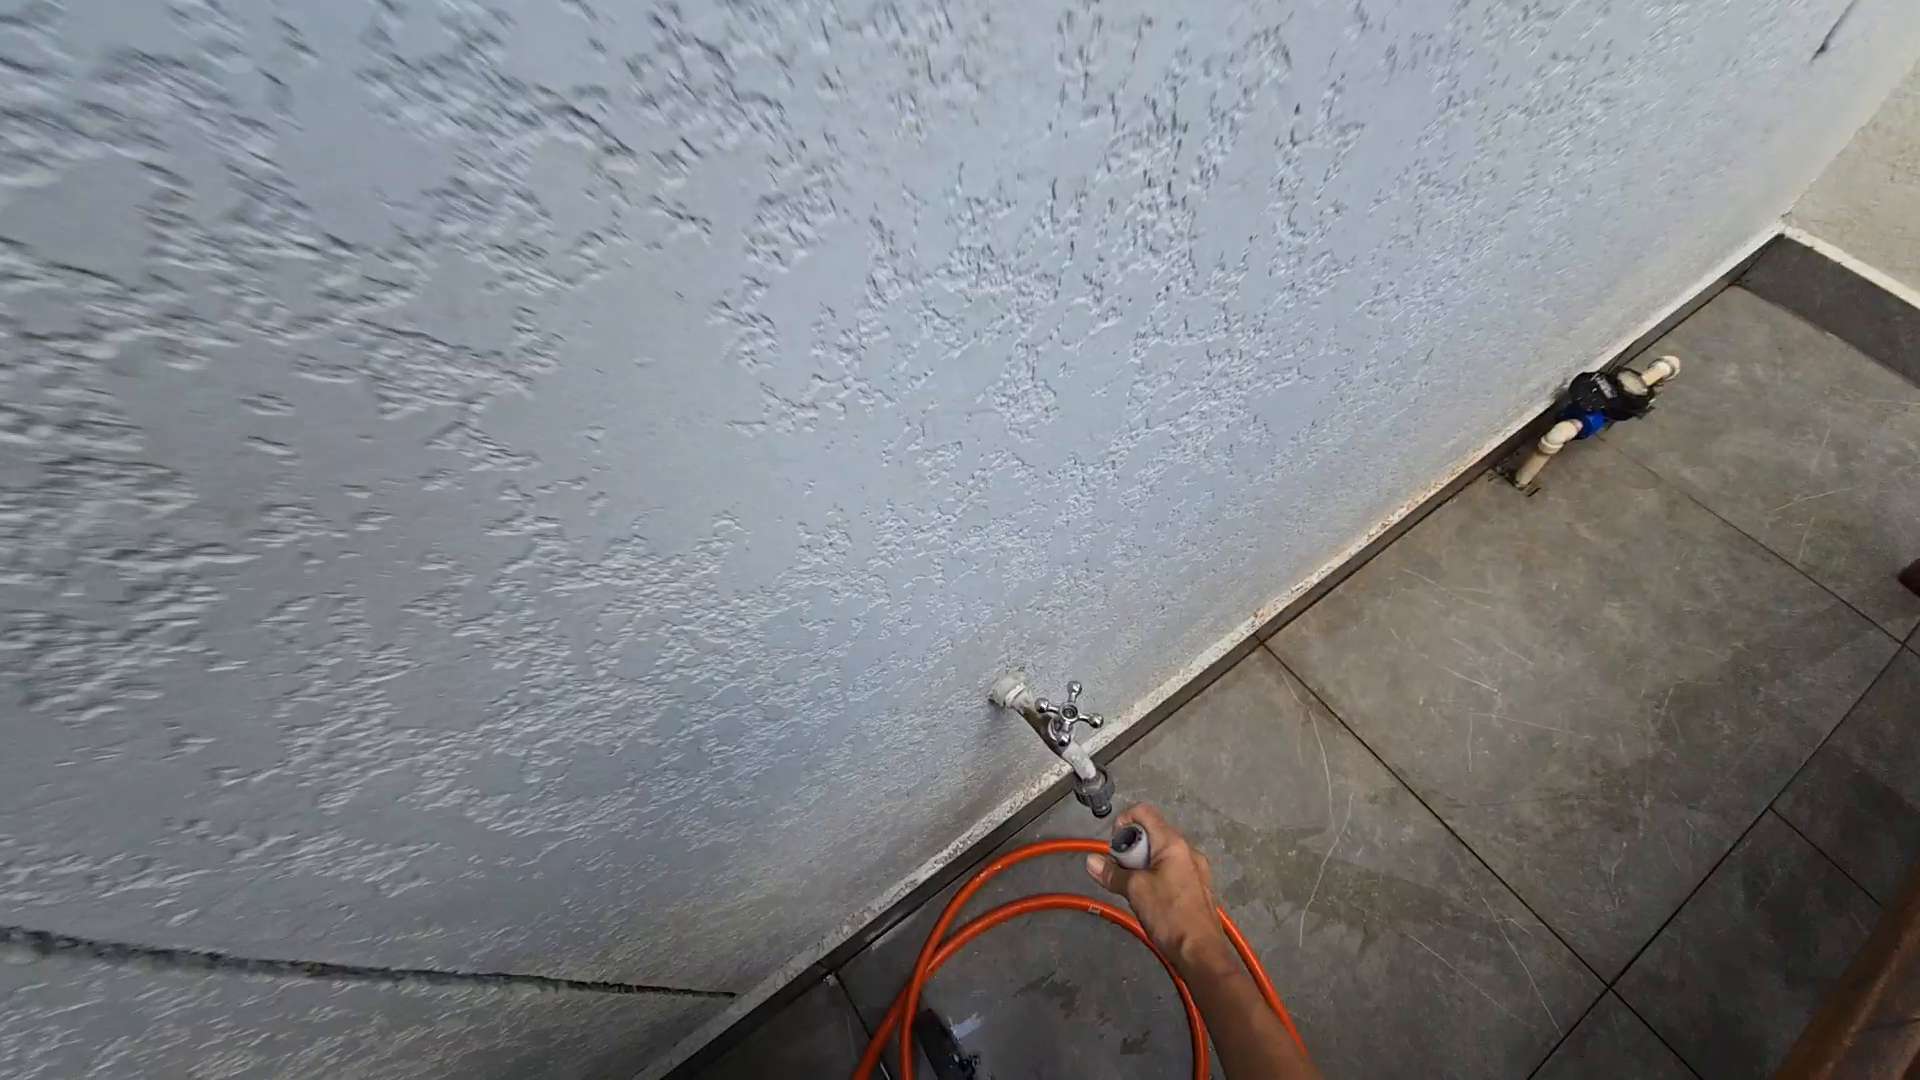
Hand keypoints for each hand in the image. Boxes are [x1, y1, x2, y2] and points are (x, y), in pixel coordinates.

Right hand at [1084, 802, 1237, 979]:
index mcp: (1173, 843)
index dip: (1123, 821)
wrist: (1202, 955)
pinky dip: (1156, 874)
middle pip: (1152, 832)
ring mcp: (1196, 869)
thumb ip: (1112, 873)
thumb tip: (1091, 862)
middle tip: (1121, 870)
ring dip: (1142, 863)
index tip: (1114, 846)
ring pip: (1161, 853)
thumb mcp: (1135, 891)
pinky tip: (1151, 898)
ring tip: (1134, 886)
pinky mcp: (1199, 887)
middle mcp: (1188, 850)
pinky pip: (1171, 869)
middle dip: (1131, 847)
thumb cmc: (1169, 916)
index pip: (1143, 812)